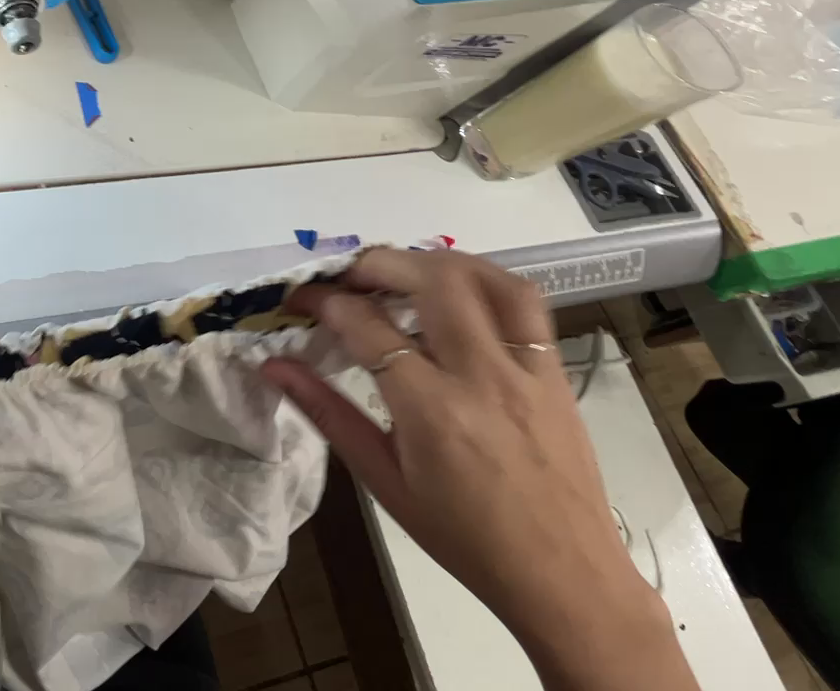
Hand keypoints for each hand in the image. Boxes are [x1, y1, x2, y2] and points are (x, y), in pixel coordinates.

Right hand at [262, 249, 697, 690]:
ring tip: (400, 274)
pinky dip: (482, 281)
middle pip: (432, 280)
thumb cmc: (462, 536)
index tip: (299, 299)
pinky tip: (455, 295)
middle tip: (346, 277)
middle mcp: (482, 376)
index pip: (366, 326)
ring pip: (486, 278)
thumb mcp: (381, 479)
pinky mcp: (556, 372)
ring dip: (434, 261)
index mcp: (431, 410)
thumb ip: (327, 411)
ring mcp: (528, 369)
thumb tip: (273, 365)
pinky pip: (525, 303)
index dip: (323, 301)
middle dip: (378, 263)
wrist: (565, 578)